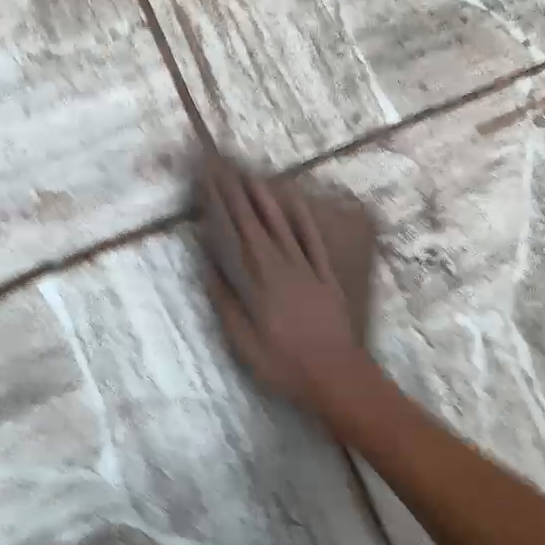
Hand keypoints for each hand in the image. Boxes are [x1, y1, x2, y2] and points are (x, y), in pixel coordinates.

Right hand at [199, 159, 372, 411]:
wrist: (336, 376)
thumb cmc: (283, 365)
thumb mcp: (243, 341)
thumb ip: (226, 301)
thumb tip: (208, 265)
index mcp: (259, 281)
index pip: (236, 233)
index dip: (222, 205)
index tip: (209, 183)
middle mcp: (282, 265)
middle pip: (257, 222)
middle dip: (239, 194)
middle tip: (224, 169)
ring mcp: (307, 268)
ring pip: (284, 224)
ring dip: (267, 198)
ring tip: (252, 176)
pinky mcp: (326, 276)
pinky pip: (313, 239)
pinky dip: (303, 217)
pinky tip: (295, 201)